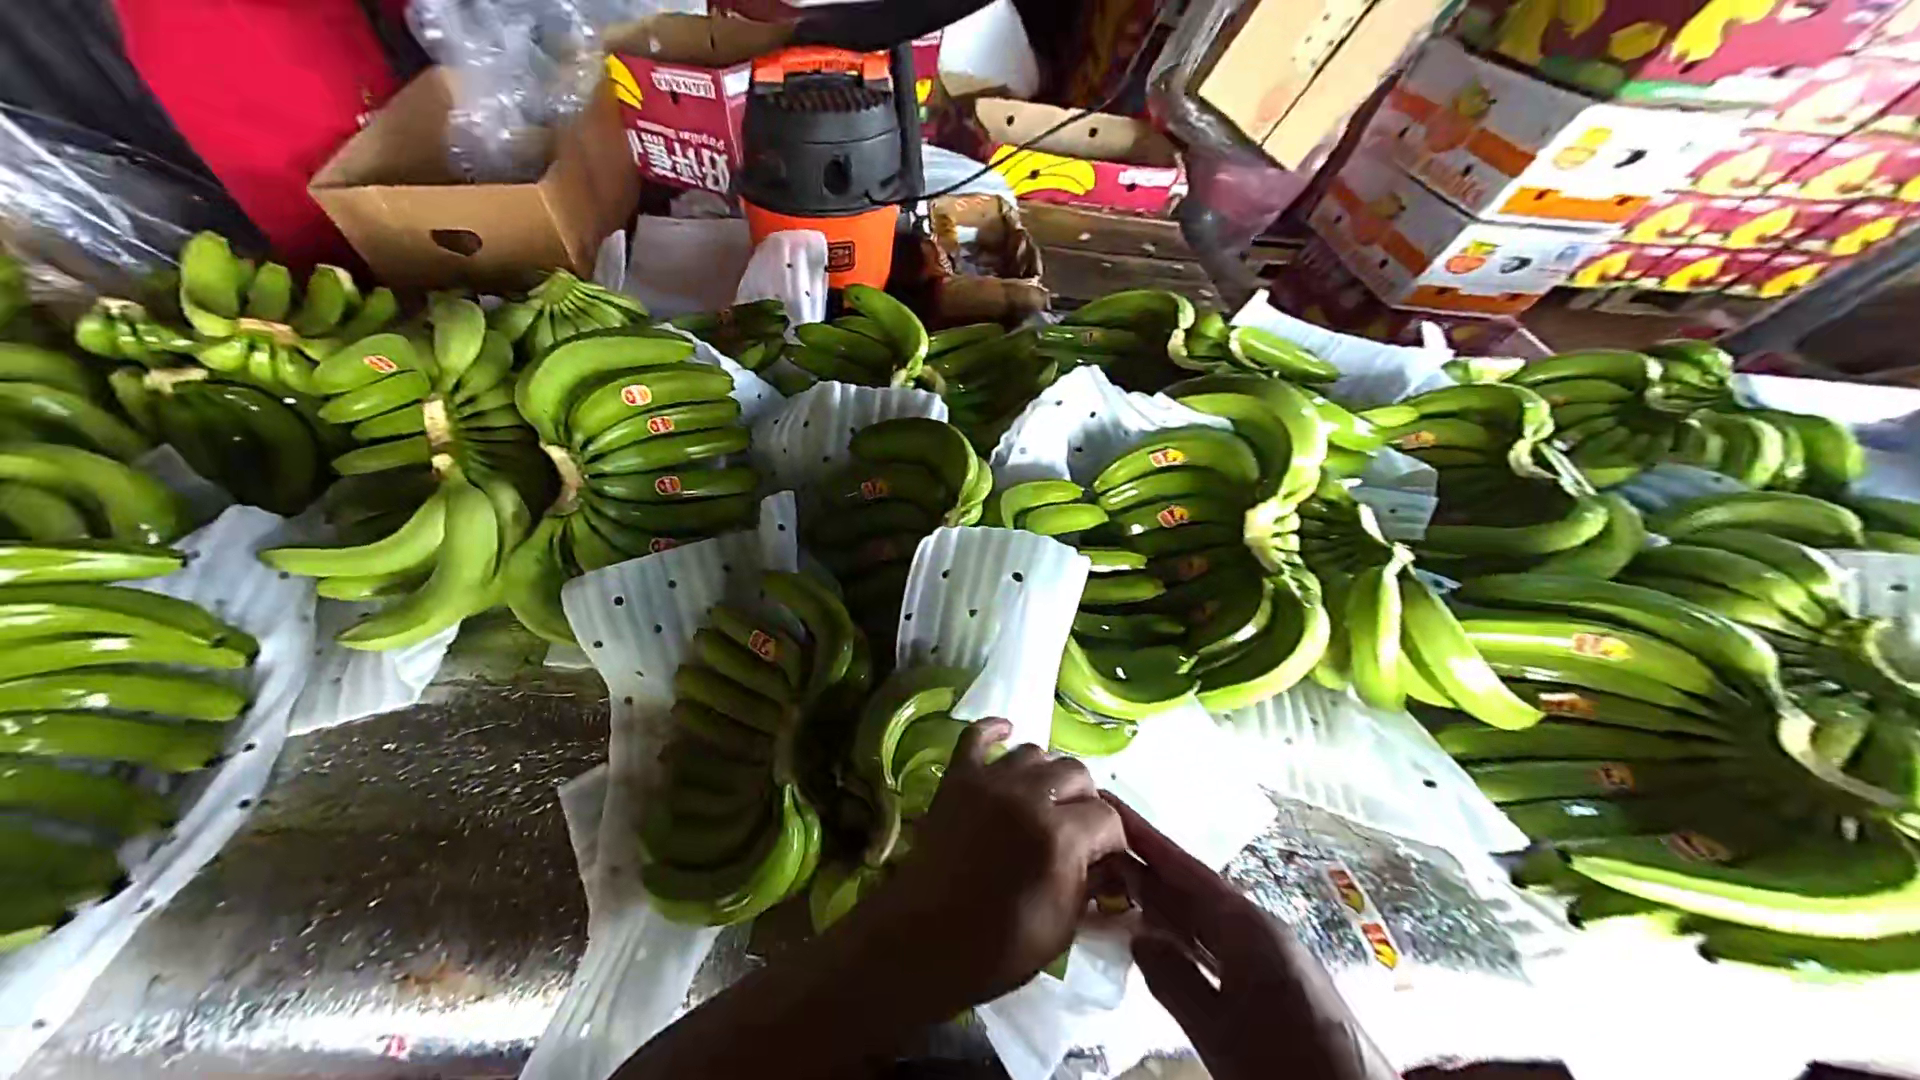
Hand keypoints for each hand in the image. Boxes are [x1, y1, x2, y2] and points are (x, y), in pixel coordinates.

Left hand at [848, 718, 1126, 1015]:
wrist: (923, 940)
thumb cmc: (997, 947)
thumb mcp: (1062, 927)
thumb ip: (1090, 884)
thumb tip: (1107, 864)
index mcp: (1060, 836)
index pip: (1107, 816)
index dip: (1112, 839)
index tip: (1106, 855)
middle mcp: (1028, 796)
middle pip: (1076, 773)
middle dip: (1085, 799)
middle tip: (1077, 825)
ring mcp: (990, 782)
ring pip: (1034, 751)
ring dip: (1047, 772)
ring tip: (1044, 796)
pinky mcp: (957, 778)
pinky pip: (976, 735)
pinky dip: (994, 729)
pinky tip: (1006, 731)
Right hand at [1107, 795, 1396, 1079]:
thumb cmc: (1288, 1069)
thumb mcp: (1221, 1034)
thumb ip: (1175, 980)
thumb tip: (1138, 936)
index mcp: (1248, 927)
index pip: (1184, 868)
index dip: (1145, 836)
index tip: (1109, 803)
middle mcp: (1259, 929)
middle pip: (1192, 886)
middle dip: (1146, 865)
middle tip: (1096, 844)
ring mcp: (1268, 954)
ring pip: (1204, 915)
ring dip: (1163, 899)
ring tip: (1114, 880)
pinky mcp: (1273, 981)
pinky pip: (1216, 942)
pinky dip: (1184, 932)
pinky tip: (1160, 936)